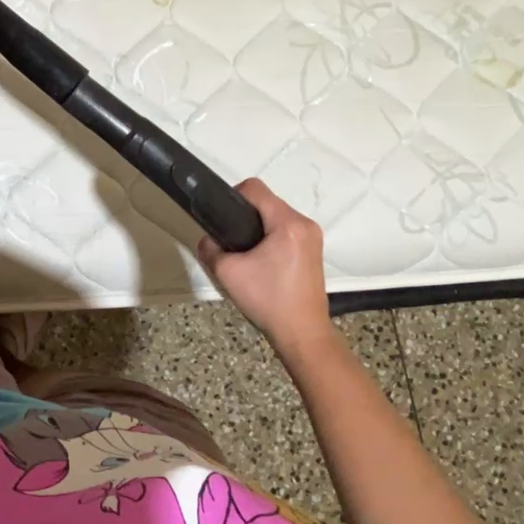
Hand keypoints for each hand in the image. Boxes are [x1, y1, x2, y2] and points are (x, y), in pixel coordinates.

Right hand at [196, 179, 334, 353]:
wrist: (302, 334)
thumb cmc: (268, 301)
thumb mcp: (227, 273)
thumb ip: (209, 248)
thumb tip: (209, 240)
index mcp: (287, 224)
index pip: (255, 188)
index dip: (233, 196)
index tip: (223, 219)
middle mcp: (305, 224)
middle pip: (267, 201)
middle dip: (246, 215)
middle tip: (231, 240)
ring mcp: (313, 237)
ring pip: (277, 215)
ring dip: (258, 226)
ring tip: (245, 252)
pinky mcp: (314, 250)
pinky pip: (287, 230)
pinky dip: (271, 237)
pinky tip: (261, 260)